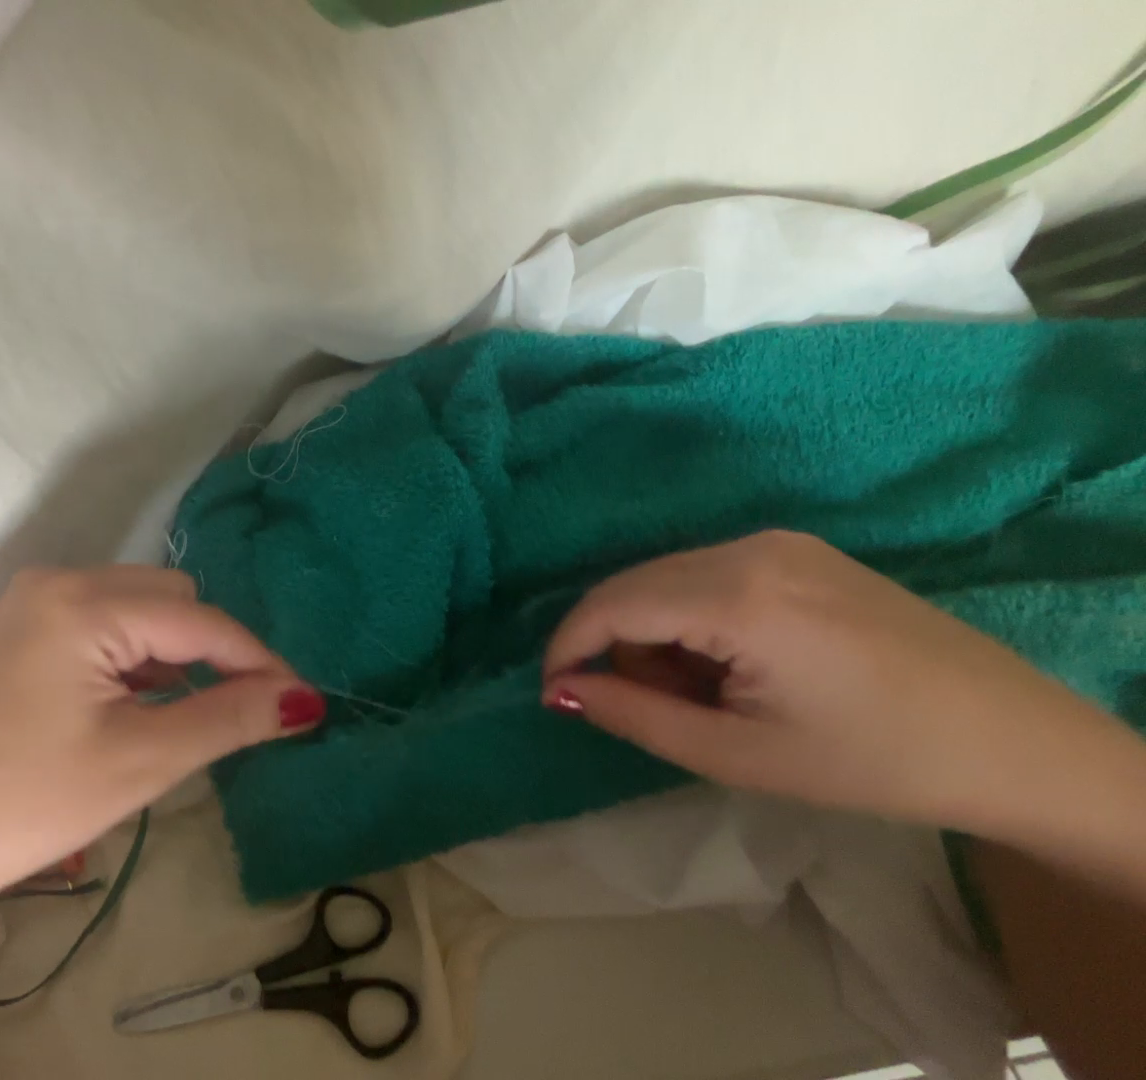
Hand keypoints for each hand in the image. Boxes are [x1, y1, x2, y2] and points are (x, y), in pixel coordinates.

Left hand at [0, 566, 321, 1011]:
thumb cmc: (28, 803)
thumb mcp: (141, 760)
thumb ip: (228, 718)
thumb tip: (303, 700)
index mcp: (84, 602)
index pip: (200, 620)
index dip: (258, 662)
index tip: (301, 705)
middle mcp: (55, 582)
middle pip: (168, 600)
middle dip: (210, 651)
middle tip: (234, 717)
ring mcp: (28, 604)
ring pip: (134, 610)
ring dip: (171, 654)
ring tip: (183, 718)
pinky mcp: (14, 631)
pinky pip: (97, 626)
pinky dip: (131, 658)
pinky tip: (133, 707)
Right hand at [540, 530, 1139, 838]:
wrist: (1014, 745)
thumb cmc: (869, 761)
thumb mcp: (735, 754)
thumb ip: (633, 714)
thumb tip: (560, 690)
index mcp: (738, 597)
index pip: (610, 605)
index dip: (565, 646)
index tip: (553, 694)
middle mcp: (751, 549)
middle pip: (632, 584)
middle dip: (613, 643)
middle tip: (641, 705)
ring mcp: (781, 542)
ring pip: (664, 577)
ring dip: (652, 631)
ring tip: (696, 692)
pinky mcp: (800, 550)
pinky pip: (704, 572)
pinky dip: (689, 616)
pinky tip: (729, 662)